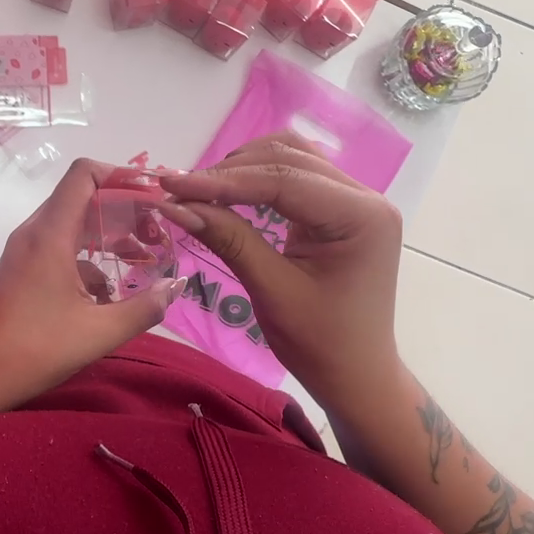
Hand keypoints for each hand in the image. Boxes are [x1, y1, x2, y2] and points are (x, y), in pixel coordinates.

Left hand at [0, 159, 185, 416]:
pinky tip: (110, 295)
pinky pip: (62, 250)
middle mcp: (35, 233)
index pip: (84, 175)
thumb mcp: (99, 332)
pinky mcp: (23, 272)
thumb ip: (144, 307)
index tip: (154, 197)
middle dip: (124, 210)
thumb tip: (176, 285)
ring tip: (143, 261)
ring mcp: (26, 252)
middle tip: (158, 234)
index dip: (122, 176)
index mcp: (50, 234)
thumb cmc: (33, 350)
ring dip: (109, 237)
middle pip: (83, 198)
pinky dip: (89, 261)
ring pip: (74, 226)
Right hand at [159, 133, 403, 414]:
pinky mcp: (338, 210)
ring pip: (290, 158)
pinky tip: (226, 192)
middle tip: (176, 189)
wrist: (355, 375)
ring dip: (241, 168)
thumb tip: (175, 207)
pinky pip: (295, 178)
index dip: (221, 180)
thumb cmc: (319, 342)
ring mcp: (354, 200)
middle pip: (286, 158)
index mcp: (360, 216)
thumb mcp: (271, 291)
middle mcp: (364, 196)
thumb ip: (229, 240)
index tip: (169, 184)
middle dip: (228, 171)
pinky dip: (257, 180)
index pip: (281, 180)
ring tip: (197, 190)